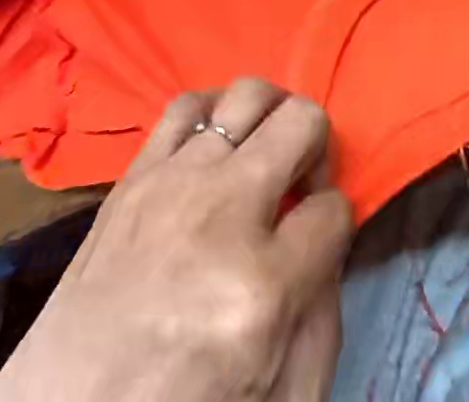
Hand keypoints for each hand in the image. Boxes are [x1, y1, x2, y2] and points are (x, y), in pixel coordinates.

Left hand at [0, 79, 353, 401]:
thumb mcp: (283, 391)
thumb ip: (326, 307)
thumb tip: (328, 234)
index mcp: (262, 286)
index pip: (334, 208)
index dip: (336, 221)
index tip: (319, 238)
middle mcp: (220, 215)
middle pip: (301, 122)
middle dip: (317, 148)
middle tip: (300, 186)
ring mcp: (170, 187)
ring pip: (248, 96)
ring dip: (271, 120)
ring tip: (262, 158)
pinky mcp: (132, 179)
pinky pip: (186, 106)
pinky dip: (216, 113)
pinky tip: (217, 146)